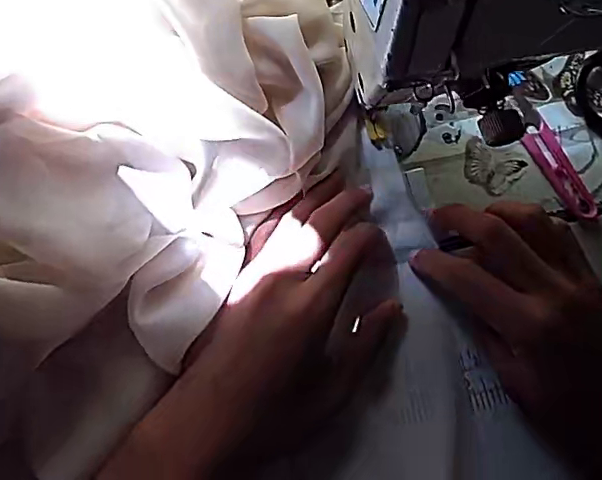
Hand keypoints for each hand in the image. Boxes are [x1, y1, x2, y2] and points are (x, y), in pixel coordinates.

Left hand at [99, 174, 404, 478]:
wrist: (208, 420)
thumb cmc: (275, 414)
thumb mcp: (332, 395)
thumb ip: (366, 346)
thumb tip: (393, 307)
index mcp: (310, 306)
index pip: (347, 250)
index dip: (370, 237)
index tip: (382, 239)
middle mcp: (283, 277)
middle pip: (319, 223)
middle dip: (346, 202)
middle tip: (366, 192)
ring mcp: (258, 271)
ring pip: (291, 219)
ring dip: (317, 196)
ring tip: (336, 180)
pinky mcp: (240, 275)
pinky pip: (266, 230)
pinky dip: (285, 210)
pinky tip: (294, 204)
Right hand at [411, 202, 601, 479]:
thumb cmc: (569, 422)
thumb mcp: (514, 385)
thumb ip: (484, 330)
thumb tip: (456, 290)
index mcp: (531, 327)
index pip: (471, 277)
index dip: (438, 263)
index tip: (418, 256)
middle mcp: (555, 291)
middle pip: (499, 231)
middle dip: (459, 218)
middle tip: (436, 218)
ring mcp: (578, 278)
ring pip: (532, 218)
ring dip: (496, 210)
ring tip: (474, 219)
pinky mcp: (593, 276)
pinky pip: (559, 231)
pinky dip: (531, 221)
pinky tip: (515, 230)